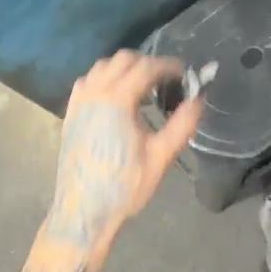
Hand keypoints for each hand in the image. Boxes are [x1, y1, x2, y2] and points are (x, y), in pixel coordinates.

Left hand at [43, 52, 204, 250]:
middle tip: (167, 81)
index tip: (184, 74)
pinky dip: (105, 79)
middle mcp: (94, 92)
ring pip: (103, 66)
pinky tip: (117, 98)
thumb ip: (182, 124)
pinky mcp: (70, 112)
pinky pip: (88, 81)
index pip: (146, 67)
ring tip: (143, 88)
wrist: (84, 211)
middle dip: (148, 63)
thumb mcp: (160, 157)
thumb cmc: (124, 186)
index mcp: (117, 100)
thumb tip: (200, 99)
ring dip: (125, 69)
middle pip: (123, 59)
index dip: (168, 66)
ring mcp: (79, 101)